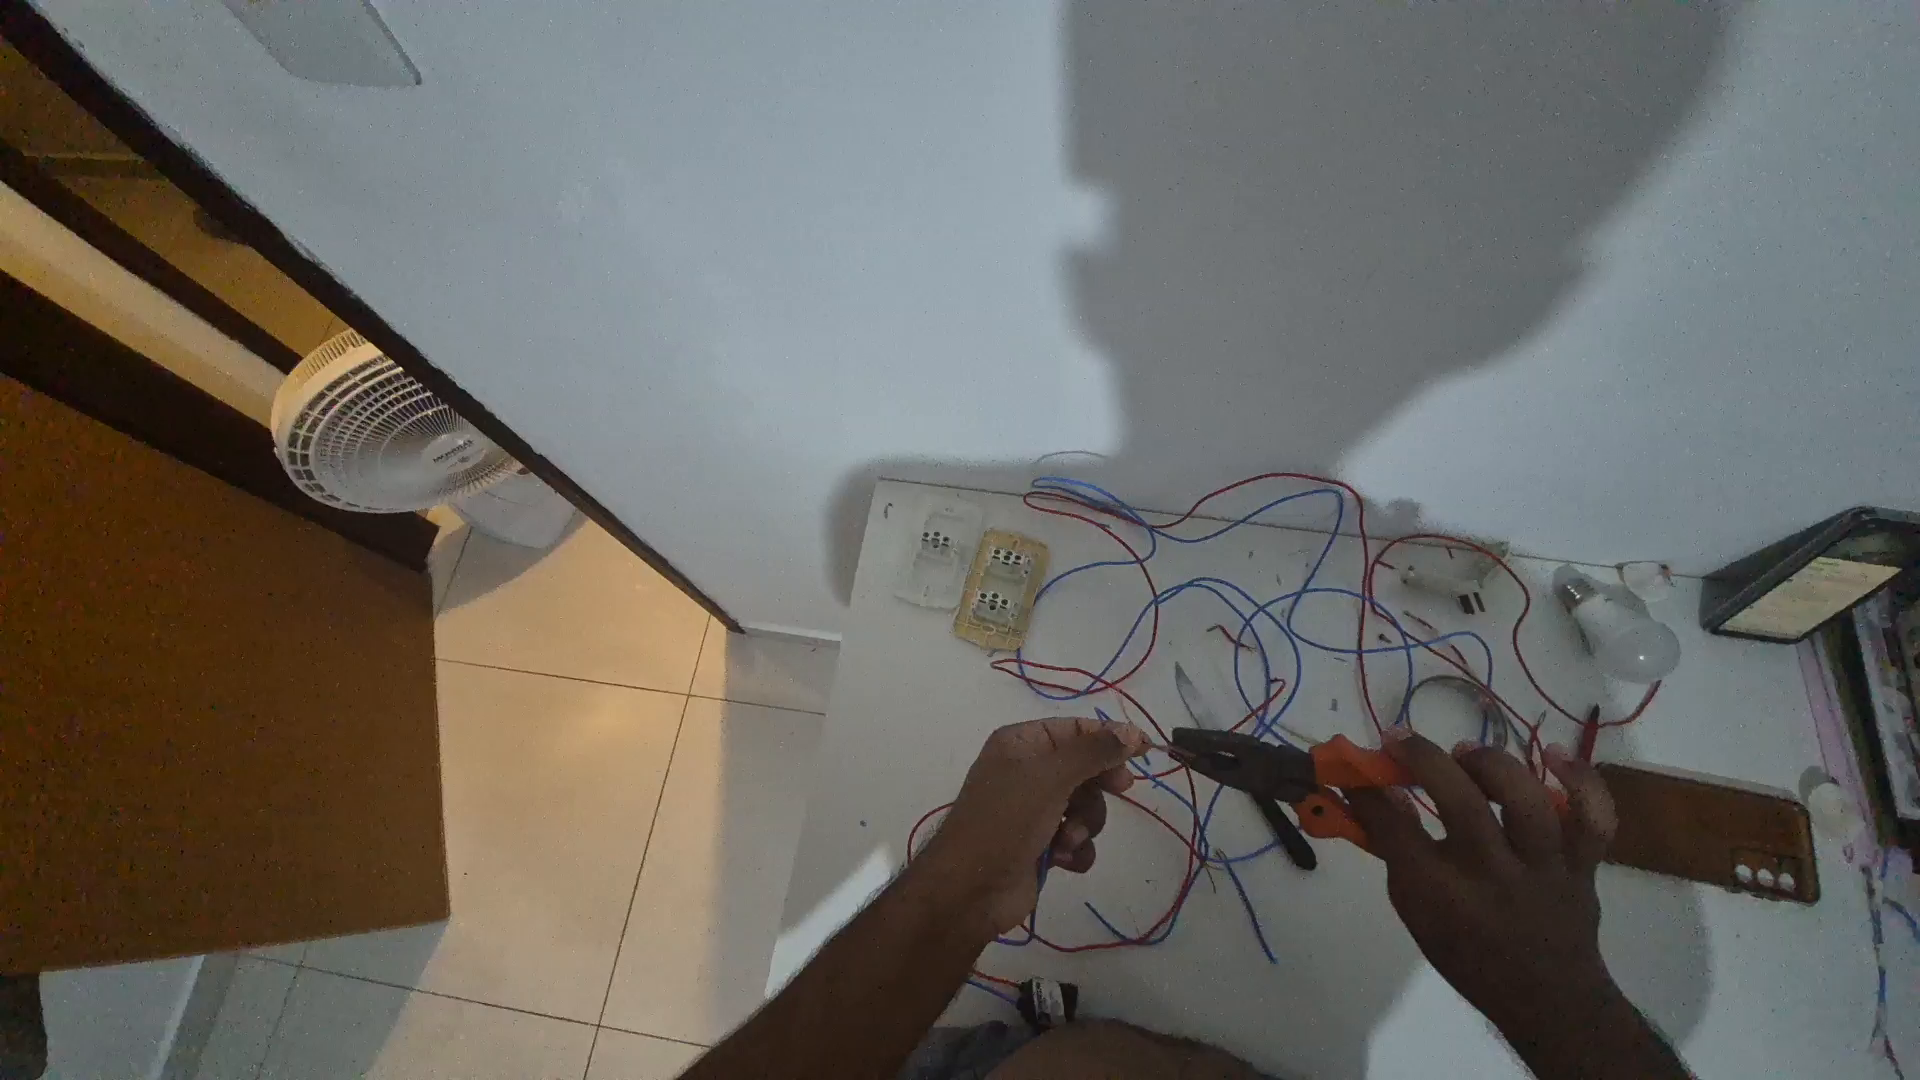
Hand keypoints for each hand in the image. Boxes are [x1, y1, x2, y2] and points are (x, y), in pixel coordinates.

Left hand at [916, 716, 1148, 934]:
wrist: (971, 889)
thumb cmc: (1006, 820)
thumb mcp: (1051, 777)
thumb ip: (1094, 752)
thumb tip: (1132, 731)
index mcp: (1022, 743)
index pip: (1074, 729)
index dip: (1109, 737)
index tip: (1145, 749)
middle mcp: (1027, 770)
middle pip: (1084, 767)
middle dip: (1097, 786)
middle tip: (1120, 789)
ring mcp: (1033, 809)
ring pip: (1085, 805)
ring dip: (1084, 824)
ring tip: (1066, 839)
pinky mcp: (1040, 843)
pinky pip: (1076, 838)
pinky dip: (1075, 849)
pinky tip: (1061, 859)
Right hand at [1345, 734, 1624, 1037]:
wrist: (1548, 1000)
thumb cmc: (1465, 950)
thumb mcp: (1411, 905)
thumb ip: (1395, 847)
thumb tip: (1376, 790)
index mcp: (1439, 892)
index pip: (1390, 824)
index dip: (1364, 784)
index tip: (1354, 762)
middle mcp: (1491, 874)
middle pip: (1459, 802)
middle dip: (1422, 759)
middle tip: (1398, 741)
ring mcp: (1543, 869)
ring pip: (1527, 802)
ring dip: (1489, 765)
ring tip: (1464, 753)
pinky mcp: (1583, 867)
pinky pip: (1594, 820)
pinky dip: (1580, 781)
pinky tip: (1550, 754)